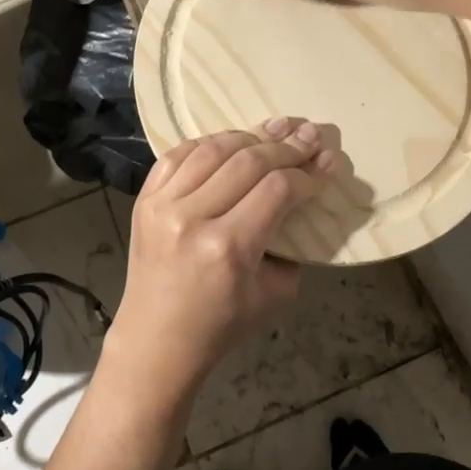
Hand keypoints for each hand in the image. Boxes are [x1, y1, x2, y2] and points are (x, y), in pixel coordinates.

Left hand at [108, 119, 344, 392]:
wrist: (156, 339)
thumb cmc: (220, 325)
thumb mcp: (272, 295)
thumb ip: (289, 243)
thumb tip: (302, 194)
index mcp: (227, 247)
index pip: (276, 190)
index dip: (305, 174)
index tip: (325, 164)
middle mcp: (192, 217)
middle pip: (247, 162)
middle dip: (285, 146)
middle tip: (309, 134)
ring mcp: (162, 204)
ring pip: (212, 149)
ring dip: (249, 136)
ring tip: (276, 130)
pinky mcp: (144, 198)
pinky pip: (178, 154)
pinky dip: (208, 143)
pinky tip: (231, 140)